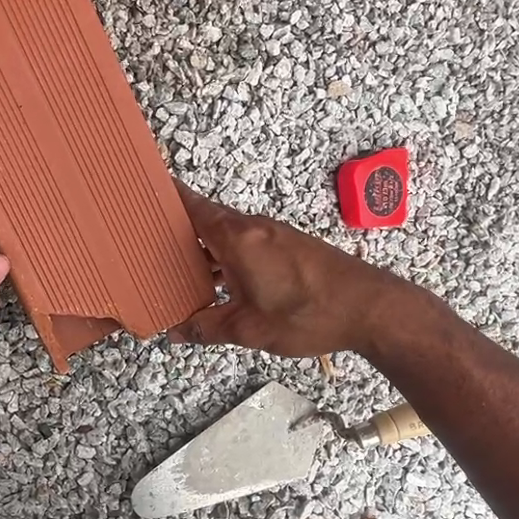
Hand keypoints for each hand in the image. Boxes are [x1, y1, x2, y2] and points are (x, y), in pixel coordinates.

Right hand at [168, 181, 403, 356]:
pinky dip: (226, 256)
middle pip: (206, 219)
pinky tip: (220, 283)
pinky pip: (246, 244)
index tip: (146, 186)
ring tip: (178, 269)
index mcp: (236, 238)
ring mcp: (273, 236)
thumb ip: (207, 328)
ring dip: (203, 248)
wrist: (373, 309)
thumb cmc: (311, 314)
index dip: (168, 195)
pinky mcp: (289, 247)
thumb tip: (176, 332)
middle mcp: (254, 228)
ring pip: (226, 234)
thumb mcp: (249, 329)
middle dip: (178, 228)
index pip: (193, 205)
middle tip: (148, 240)